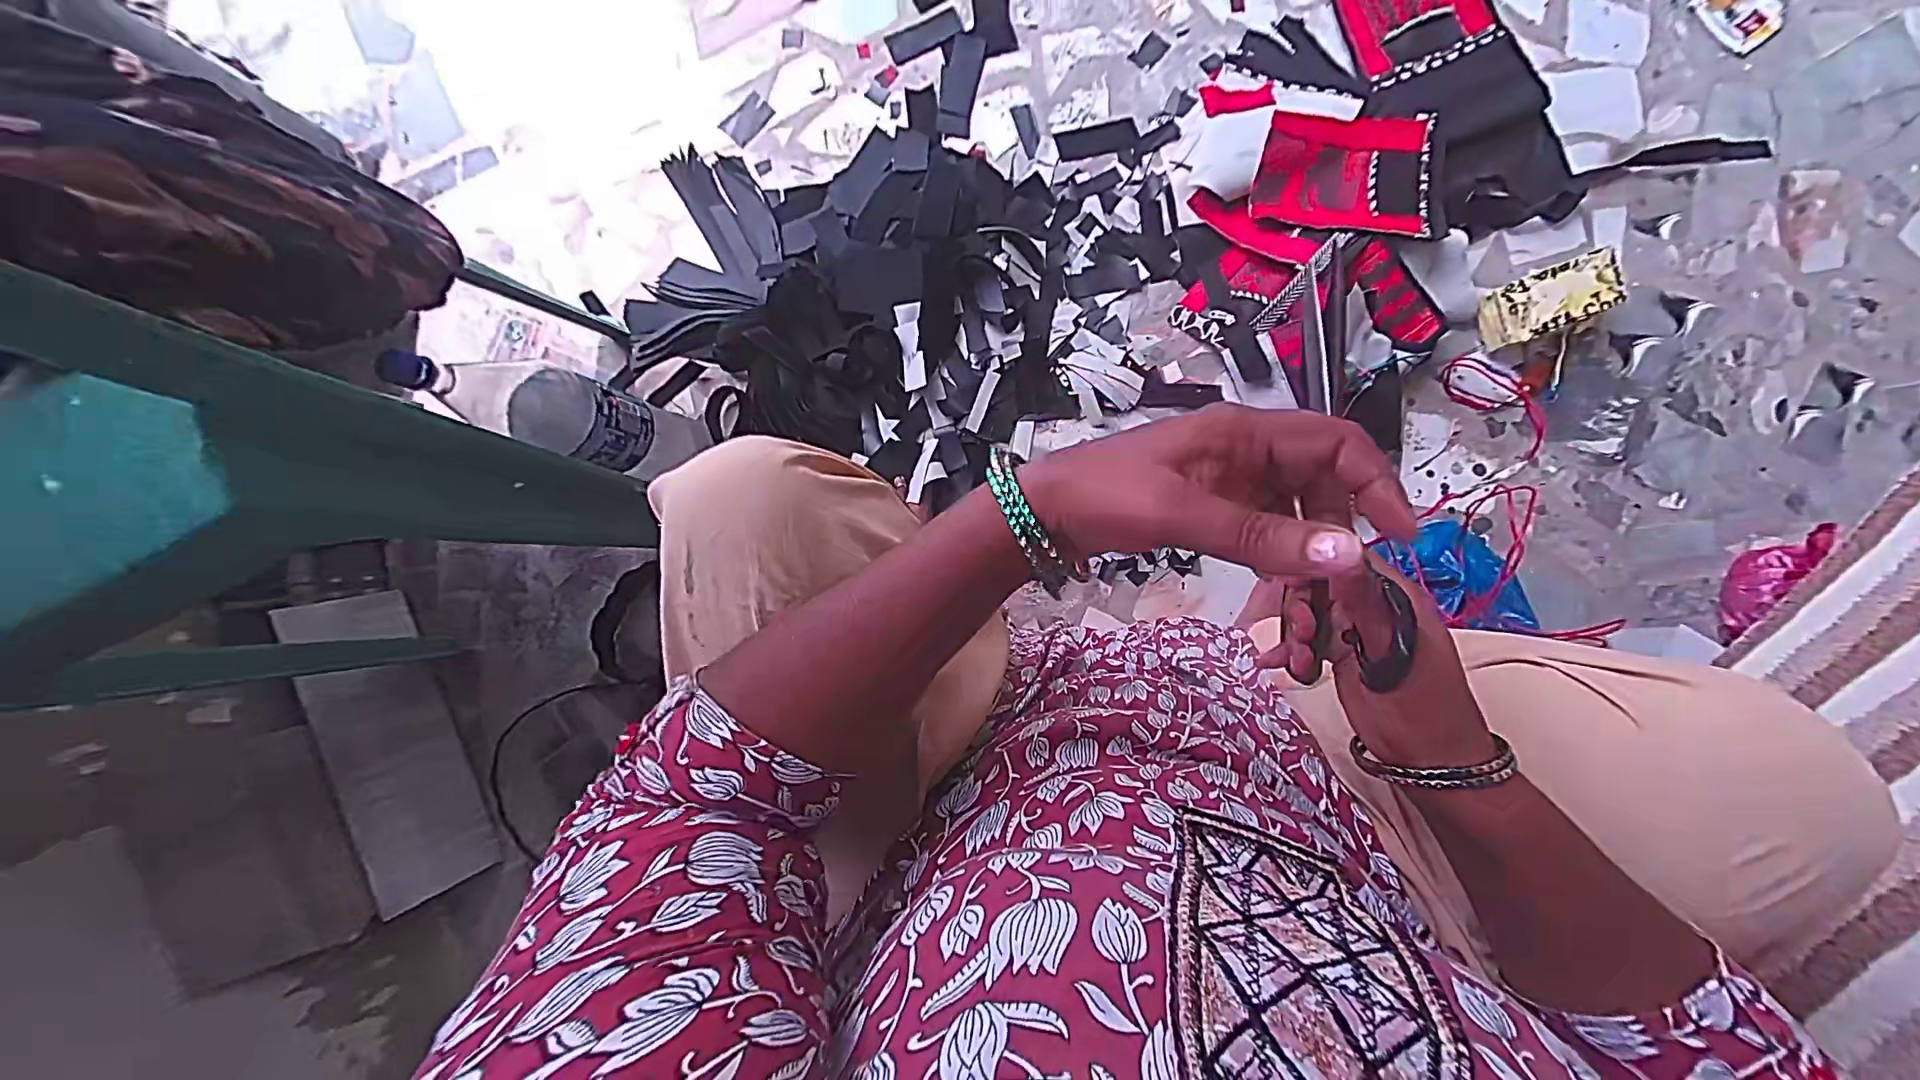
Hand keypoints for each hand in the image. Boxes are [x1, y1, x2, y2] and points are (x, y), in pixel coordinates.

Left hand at [1018, 405, 1417, 579]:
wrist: (1047, 511)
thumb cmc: (1104, 495)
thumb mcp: (1181, 513)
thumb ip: (1261, 534)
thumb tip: (1348, 554)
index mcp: (1242, 432)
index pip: (1336, 443)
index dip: (1377, 483)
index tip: (1399, 535)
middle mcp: (1241, 449)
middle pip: (1321, 478)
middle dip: (1341, 524)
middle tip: (1344, 578)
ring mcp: (1224, 477)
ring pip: (1292, 505)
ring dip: (1309, 543)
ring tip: (1314, 589)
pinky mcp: (1208, 502)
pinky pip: (1261, 522)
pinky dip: (1277, 549)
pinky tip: (1278, 578)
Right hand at [1255, 555, 1499, 768]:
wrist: (1428, 764)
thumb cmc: (1421, 710)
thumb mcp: (1390, 653)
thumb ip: (1363, 603)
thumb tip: (1341, 554)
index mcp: (1396, 596)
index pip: (1345, 558)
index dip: (1311, 567)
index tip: (1289, 589)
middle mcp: (1374, 606)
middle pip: (1318, 584)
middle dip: (1297, 608)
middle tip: (1300, 637)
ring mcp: (1356, 629)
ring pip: (1307, 611)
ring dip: (1292, 634)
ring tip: (1298, 663)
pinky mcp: (1342, 651)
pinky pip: (1306, 638)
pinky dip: (1291, 650)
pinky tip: (1282, 666)